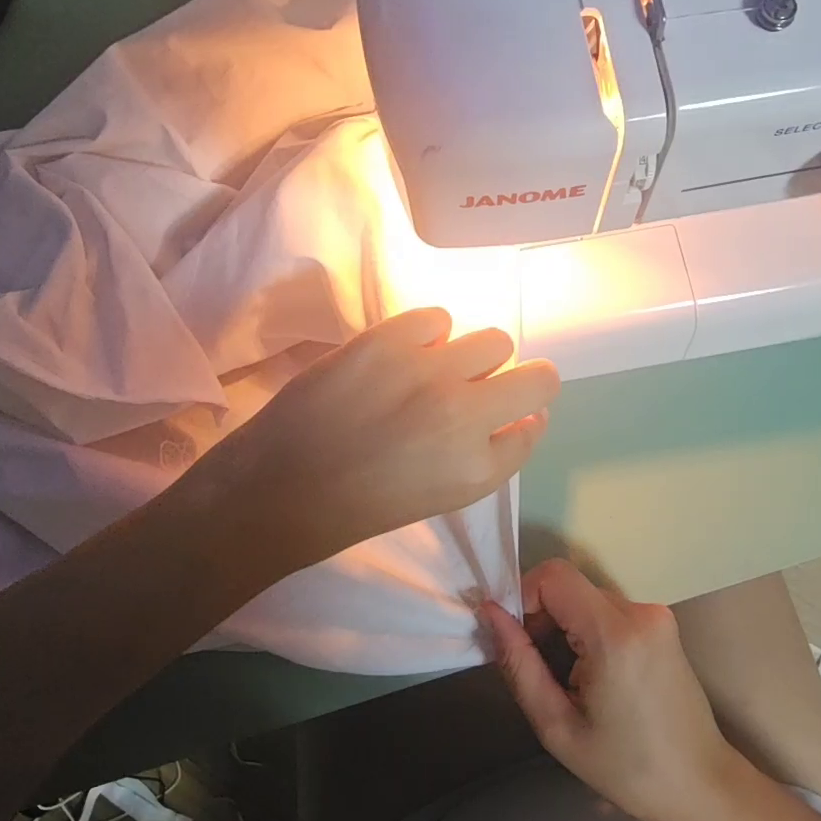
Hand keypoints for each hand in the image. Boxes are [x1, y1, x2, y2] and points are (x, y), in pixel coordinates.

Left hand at [182, 306, 559, 564]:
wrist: (283, 485)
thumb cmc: (364, 503)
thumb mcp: (446, 495)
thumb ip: (495, 455)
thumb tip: (528, 413)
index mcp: (479, 466)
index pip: (536, 421)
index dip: (523, 413)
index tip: (503, 414)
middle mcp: (466, 414)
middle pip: (536, 376)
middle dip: (511, 382)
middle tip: (468, 392)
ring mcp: (428, 371)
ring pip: (492, 341)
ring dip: (471, 357)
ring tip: (431, 373)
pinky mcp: (388, 340)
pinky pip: (439, 317)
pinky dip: (428, 335)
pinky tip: (401, 356)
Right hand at [479, 560, 749, 820]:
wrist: (702, 786)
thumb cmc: (627, 768)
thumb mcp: (557, 726)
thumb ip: (518, 663)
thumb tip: (490, 611)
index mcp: (614, 634)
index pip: (553, 575)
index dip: (523, 596)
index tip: (516, 638)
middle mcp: (639, 611)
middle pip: (569, 584)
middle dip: (540, 614)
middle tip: (534, 664)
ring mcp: (656, 614)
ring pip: (586, 596)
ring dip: (564, 623)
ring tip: (564, 674)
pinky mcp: (662, 623)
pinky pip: (608, 608)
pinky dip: (587, 628)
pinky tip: (590, 672)